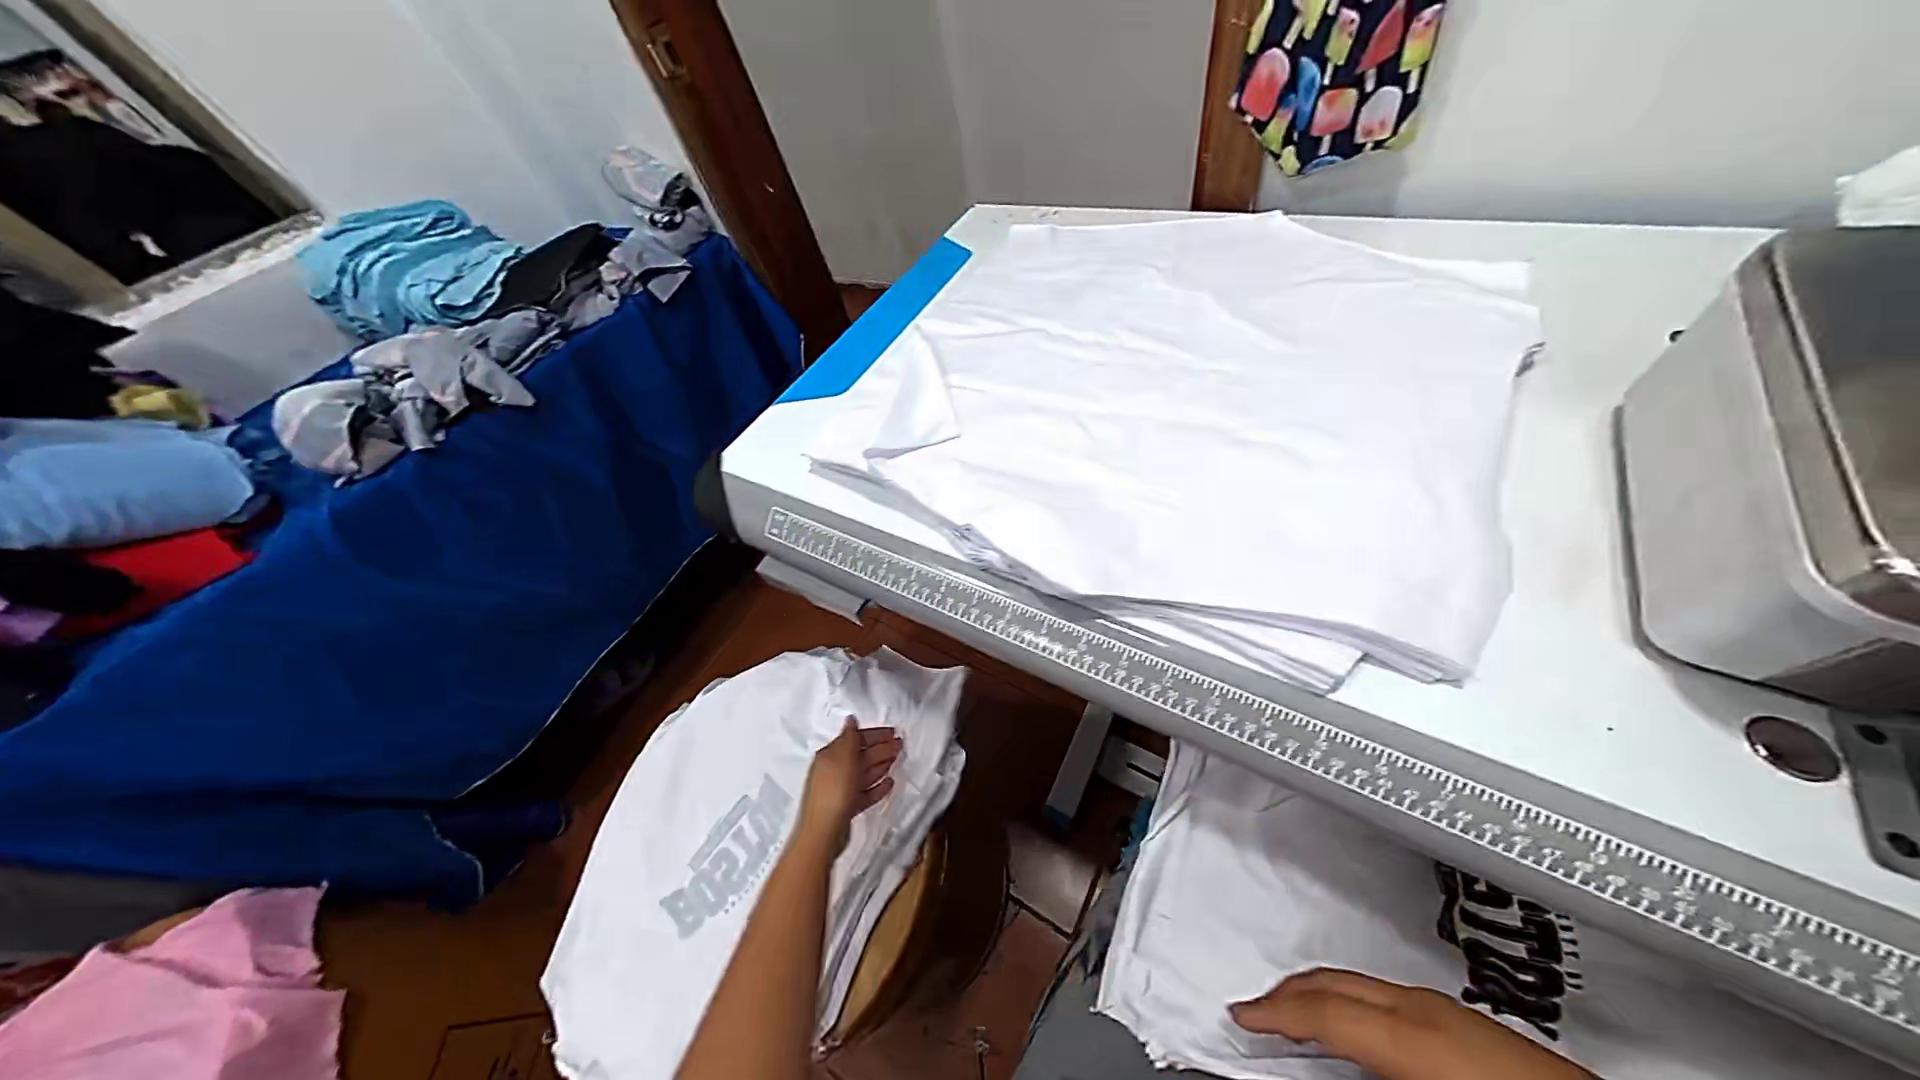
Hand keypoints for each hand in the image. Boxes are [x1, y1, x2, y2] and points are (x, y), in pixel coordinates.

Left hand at [798, 717, 901, 853]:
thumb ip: (850, 737)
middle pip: (861, 755)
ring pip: (865, 773)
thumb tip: (851, 719)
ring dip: (882, 765)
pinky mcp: (847, 807)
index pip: (855, 738)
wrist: (824, 831)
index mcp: (830, 755)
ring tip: (897, 760)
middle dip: (882, 748)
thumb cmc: (834, 789)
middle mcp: (834, 770)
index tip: (894, 731)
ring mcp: (840, 790)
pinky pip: (865, 793)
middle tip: (901, 744)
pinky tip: (890, 783)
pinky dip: (877, 787)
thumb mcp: (843, 756)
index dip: (875, 734)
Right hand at [1231, 969, 1596, 1079]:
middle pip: (1332, 981)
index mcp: (1411, 1033)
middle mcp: (1424, 1008)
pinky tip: (1356, 1022)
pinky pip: (1386, 993)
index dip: (1273, 1010)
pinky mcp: (1467, 1019)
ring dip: (1319, 992)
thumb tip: (1319, 1061)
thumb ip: (1361, 1072)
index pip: (1320, 1009)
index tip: (1243, 1014)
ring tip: (1297, 1012)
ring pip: (1358, 981)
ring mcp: (1448, 1008)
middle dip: (1288, 991)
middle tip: (1258, 1006)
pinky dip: (1352, 998)